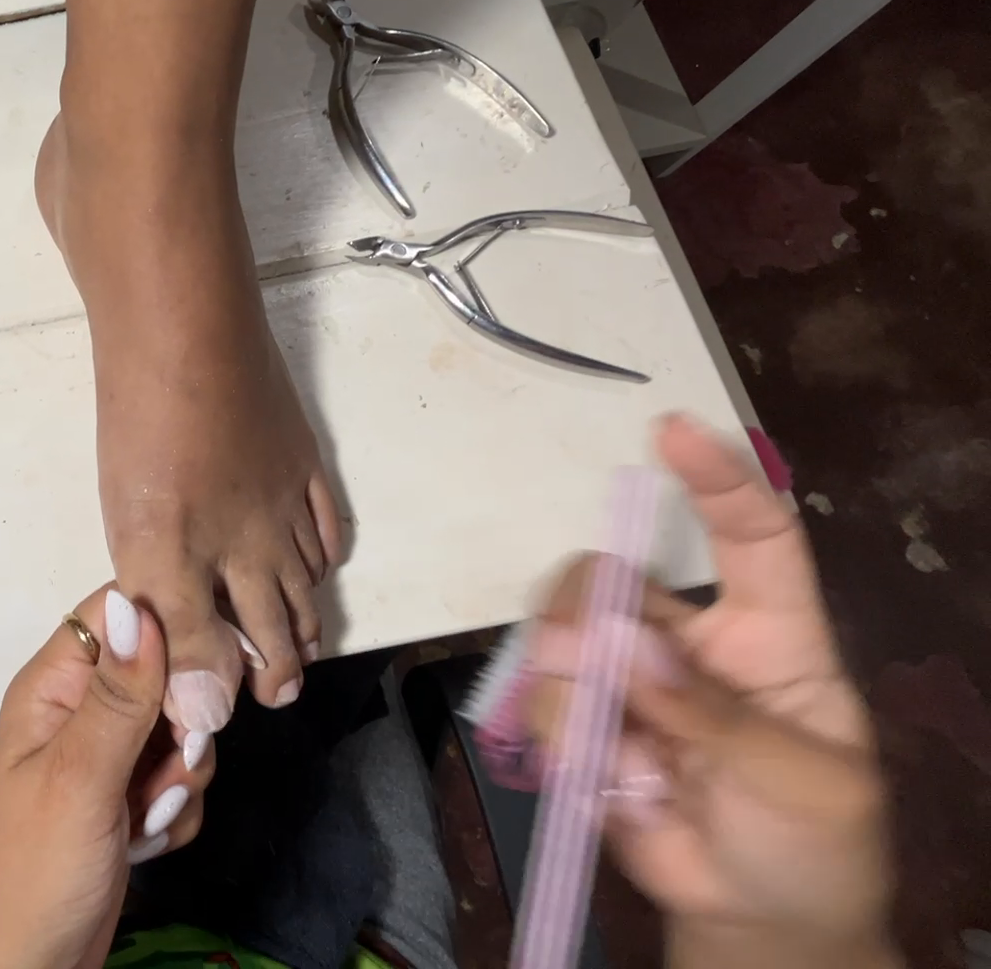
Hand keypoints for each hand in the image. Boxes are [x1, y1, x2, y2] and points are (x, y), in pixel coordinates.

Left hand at [0, 587, 213, 968]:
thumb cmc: (32, 871)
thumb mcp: (78, 777)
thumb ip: (117, 695)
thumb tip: (135, 603)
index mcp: (55, 684)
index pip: (118, 615)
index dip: (168, 626)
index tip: (206, 667)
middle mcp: (81, 708)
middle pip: (161, 671)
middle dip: (180, 721)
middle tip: (171, 764)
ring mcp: (106, 755)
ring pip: (177, 728)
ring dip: (179, 774)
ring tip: (147, 814)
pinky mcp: (127, 796)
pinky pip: (178, 777)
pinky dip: (174, 809)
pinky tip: (145, 840)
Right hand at [525, 415, 896, 968]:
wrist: (746, 913)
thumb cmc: (808, 843)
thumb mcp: (803, 785)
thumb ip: (717, 716)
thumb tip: (621, 651)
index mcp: (765, 638)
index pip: (751, 540)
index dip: (717, 482)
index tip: (668, 431)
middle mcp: (678, 638)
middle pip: (606, 578)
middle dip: (585, 614)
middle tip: (586, 668)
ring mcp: (616, 673)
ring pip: (557, 632)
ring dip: (570, 692)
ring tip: (611, 757)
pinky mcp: (571, 710)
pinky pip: (537, 692)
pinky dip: (556, 733)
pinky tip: (597, 774)